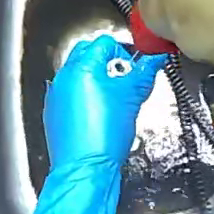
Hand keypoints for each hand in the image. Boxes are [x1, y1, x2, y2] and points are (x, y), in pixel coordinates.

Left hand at [21, 35, 166, 213]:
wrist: (84, 171)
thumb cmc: (105, 135)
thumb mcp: (132, 98)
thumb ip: (144, 73)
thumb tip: (157, 58)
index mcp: (81, 68)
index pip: (104, 43)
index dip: (124, 52)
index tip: (137, 67)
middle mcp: (64, 78)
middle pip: (89, 55)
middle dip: (110, 64)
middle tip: (128, 80)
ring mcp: (57, 96)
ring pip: (81, 76)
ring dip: (99, 81)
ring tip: (118, 100)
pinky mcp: (56, 114)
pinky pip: (73, 95)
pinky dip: (88, 97)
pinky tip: (103, 115)